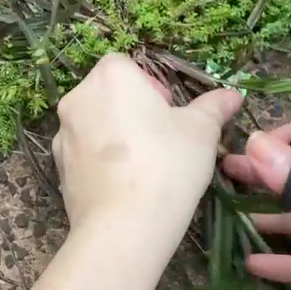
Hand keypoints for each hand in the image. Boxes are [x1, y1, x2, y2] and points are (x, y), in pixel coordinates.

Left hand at [52, 54, 241, 241]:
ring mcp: (62, 134)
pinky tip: (123, 183)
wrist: (124, 224)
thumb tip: (232, 95)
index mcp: (109, 77)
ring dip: (114, 134)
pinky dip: (100, 160)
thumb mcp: (201, 131)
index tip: (169, 113)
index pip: (126, 65)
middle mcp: (76, 99)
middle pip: (106, 93)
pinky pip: (83, 152)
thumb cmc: (167, 164)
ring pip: (93, 123)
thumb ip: (213, 107)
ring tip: (144, 164)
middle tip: (160, 138)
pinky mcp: (58, 165)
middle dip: (132, 109)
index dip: (150, 85)